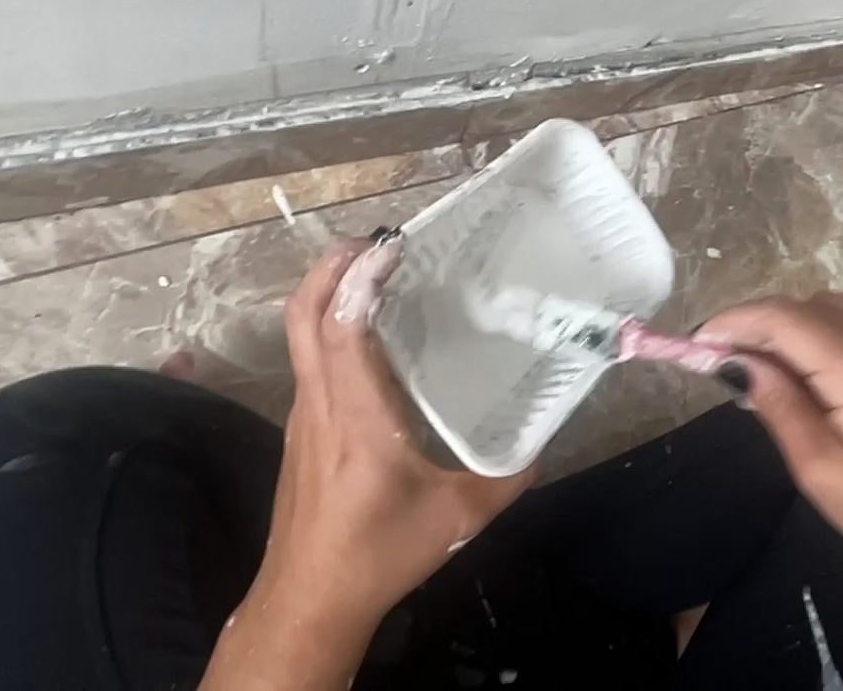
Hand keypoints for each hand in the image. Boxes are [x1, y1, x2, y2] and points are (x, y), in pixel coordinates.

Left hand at [206, 238, 535, 689]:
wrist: (308, 600)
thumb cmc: (378, 554)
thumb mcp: (457, 517)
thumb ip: (505, 476)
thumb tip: (540, 441)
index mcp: (357, 416)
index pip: (342, 329)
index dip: (358, 278)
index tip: (389, 245)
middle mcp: (322, 402)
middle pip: (304, 315)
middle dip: (332, 267)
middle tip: (376, 243)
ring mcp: (305, 412)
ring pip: (301, 334)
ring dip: (329, 291)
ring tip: (377, 273)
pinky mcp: (303, 425)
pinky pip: (312, 357)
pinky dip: (331, 324)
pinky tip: (371, 333)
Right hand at [699, 294, 842, 690]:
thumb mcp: (820, 470)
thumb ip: (777, 404)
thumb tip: (734, 359)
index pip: (784, 318)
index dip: (735, 320)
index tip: (698, 341)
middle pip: (806, 305)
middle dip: (758, 322)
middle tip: (725, 359)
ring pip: (834, 306)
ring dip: (792, 323)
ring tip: (767, 365)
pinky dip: (826, 329)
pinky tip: (816, 368)